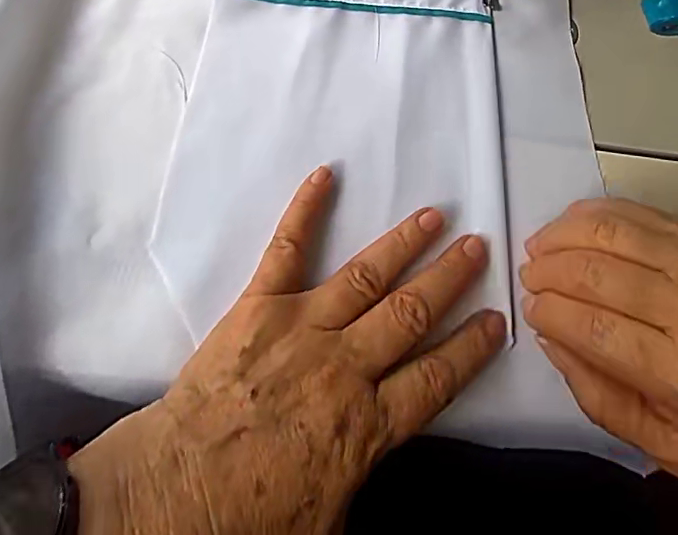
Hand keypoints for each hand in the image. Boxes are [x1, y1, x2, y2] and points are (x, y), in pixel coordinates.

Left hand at [70, 166, 506, 534]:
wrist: (182, 487)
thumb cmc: (255, 515)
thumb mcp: (334, 520)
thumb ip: (368, 475)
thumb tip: (382, 455)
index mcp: (369, 424)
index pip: (436, 378)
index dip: (470, 348)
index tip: (495, 319)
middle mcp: (345, 365)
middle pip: (410, 315)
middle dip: (448, 280)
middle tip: (476, 247)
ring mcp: (302, 326)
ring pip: (365, 277)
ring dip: (402, 244)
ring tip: (432, 217)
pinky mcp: (259, 303)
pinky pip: (287, 248)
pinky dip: (306, 209)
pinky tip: (324, 176)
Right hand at [520, 198, 677, 486]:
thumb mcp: (673, 448)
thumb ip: (599, 399)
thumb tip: (552, 339)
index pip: (594, 328)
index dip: (549, 313)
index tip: (533, 310)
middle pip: (593, 274)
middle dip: (546, 273)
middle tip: (532, 279)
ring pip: (605, 233)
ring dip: (558, 237)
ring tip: (540, 249)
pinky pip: (629, 211)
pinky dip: (587, 215)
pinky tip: (568, 229)